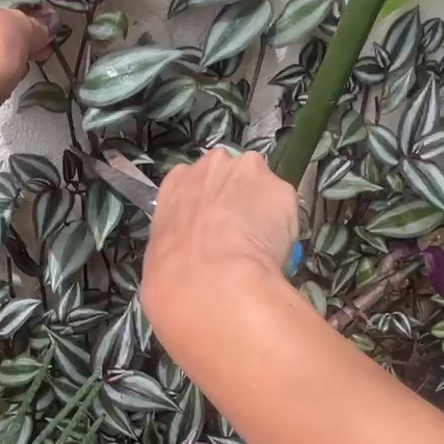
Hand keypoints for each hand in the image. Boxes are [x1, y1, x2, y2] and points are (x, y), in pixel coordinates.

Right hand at [141, 148, 299, 334]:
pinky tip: (273, 252)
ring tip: (260, 245)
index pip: (195, 183)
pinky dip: (283, 228)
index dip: (206, 206)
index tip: (212, 227)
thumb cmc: (173, 275)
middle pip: (231, 176)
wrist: (212, 278)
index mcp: (177, 182)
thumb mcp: (159, 253)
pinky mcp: (280, 188)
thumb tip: (192, 253)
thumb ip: (179, 237)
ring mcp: (249, 171)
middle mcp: (212, 164)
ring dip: (262, 209)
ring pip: (261, 187)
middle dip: (236, 199)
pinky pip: (284, 209)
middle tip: (238, 234)